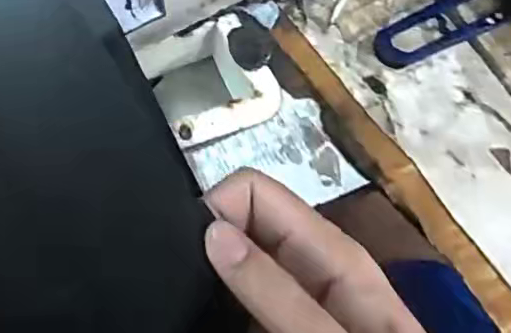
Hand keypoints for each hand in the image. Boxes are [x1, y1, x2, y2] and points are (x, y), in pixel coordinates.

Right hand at [205, 170, 425, 332]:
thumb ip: (279, 293)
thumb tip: (211, 229)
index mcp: (331, 254)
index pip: (254, 191)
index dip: (219, 208)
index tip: (190, 251)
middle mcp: (309, 270)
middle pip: (240, 227)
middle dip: (208, 243)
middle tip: (180, 281)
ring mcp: (295, 308)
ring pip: (234, 270)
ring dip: (208, 278)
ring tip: (186, 302)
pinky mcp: (279, 331)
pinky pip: (237, 308)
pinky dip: (217, 310)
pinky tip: (203, 321)